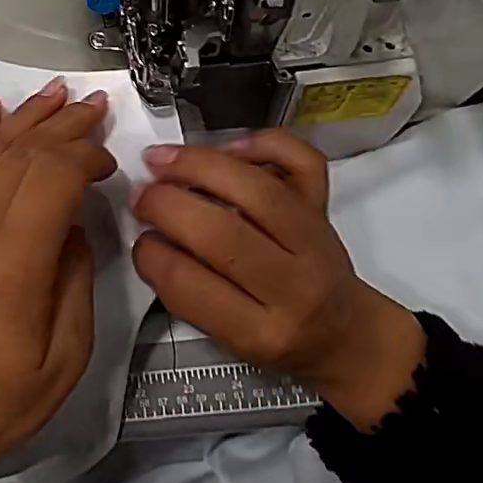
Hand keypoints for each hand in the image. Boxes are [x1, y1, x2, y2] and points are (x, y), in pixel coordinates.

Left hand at [0, 78, 115, 482]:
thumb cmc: (5, 395)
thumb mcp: (68, 351)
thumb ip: (77, 273)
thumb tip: (74, 218)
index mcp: (13, 266)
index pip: (52, 178)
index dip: (85, 156)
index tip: (109, 164)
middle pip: (23, 154)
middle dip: (65, 124)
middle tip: (96, 107)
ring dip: (27, 116)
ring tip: (58, 92)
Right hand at [129, 129, 425, 431]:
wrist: (344, 333)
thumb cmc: (279, 335)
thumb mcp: (229, 338)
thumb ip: (188, 293)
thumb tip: (151, 236)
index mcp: (262, 332)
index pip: (194, 288)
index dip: (152, 255)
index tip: (138, 237)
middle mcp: (295, 287)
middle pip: (225, 236)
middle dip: (168, 205)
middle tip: (140, 194)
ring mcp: (315, 240)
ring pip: (258, 191)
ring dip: (200, 167)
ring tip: (162, 159)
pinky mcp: (325, 207)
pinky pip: (304, 162)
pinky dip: (265, 144)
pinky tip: (231, 149)